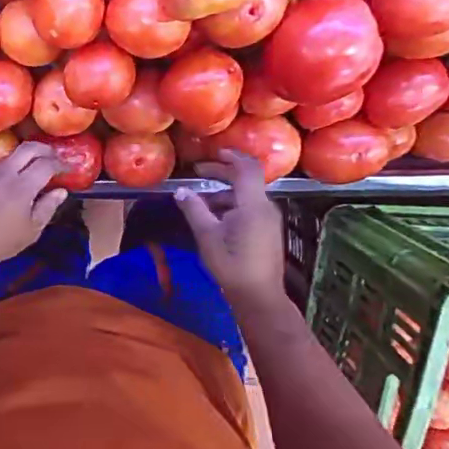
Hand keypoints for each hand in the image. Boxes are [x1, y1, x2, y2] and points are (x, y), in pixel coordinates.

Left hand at [0, 143, 68, 268]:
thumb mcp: (31, 231)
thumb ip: (48, 207)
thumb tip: (61, 190)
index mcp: (21, 187)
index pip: (47, 164)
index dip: (61, 164)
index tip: (68, 169)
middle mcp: (3, 172)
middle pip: (29, 148)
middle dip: (46, 150)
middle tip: (54, 159)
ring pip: (11, 156)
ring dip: (25, 160)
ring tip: (31, 173)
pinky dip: (6, 170)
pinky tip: (6, 185)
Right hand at [174, 150, 286, 307]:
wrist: (258, 296)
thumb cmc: (231, 265)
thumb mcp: (207, 236)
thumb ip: (194, 209)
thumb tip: (180, 190)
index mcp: (253, 204)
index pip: (247, 168)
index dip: (231, 156)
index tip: (214, 151)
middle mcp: (265, 207)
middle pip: (246, 180)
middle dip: (222, 173)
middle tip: (199, 173)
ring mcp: (268, 219)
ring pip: (245, 196)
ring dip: (224, 192)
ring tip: (200, 200)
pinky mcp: (267, 231)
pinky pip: (249, 208)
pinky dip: (231, 205)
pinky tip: (214, 217)